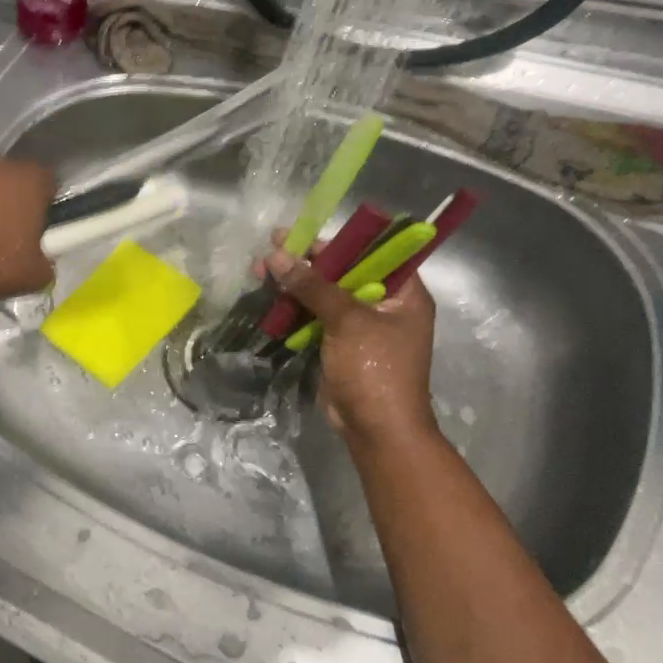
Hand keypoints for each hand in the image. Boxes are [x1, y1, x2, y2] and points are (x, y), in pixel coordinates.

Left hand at [0, 157, 56, 302]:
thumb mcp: (28, 277)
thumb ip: (47, 267)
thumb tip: (41, 262)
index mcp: (31, 177)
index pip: (56, 191)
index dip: (52, 219)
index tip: (39, 246)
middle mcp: (0, 164)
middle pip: (19, 194)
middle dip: (17, 221)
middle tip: (10, 256)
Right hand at [264, 248, 438, 447]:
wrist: (376, 428)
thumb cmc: (375, 369)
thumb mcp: (346, 321)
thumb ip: (312, 286)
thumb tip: (275, 254)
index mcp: (403, 293)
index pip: (372, 252)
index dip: (336, 240)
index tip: (299, 234)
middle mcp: (384, 304)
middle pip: (342, 271)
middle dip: (305, 262)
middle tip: (269, 252)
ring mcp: (360, 325)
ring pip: (323, 294)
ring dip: (293, 284)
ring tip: (259, 273)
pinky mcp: (339, 343)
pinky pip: (314, 316)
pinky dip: (293, 307)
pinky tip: (269, 298)